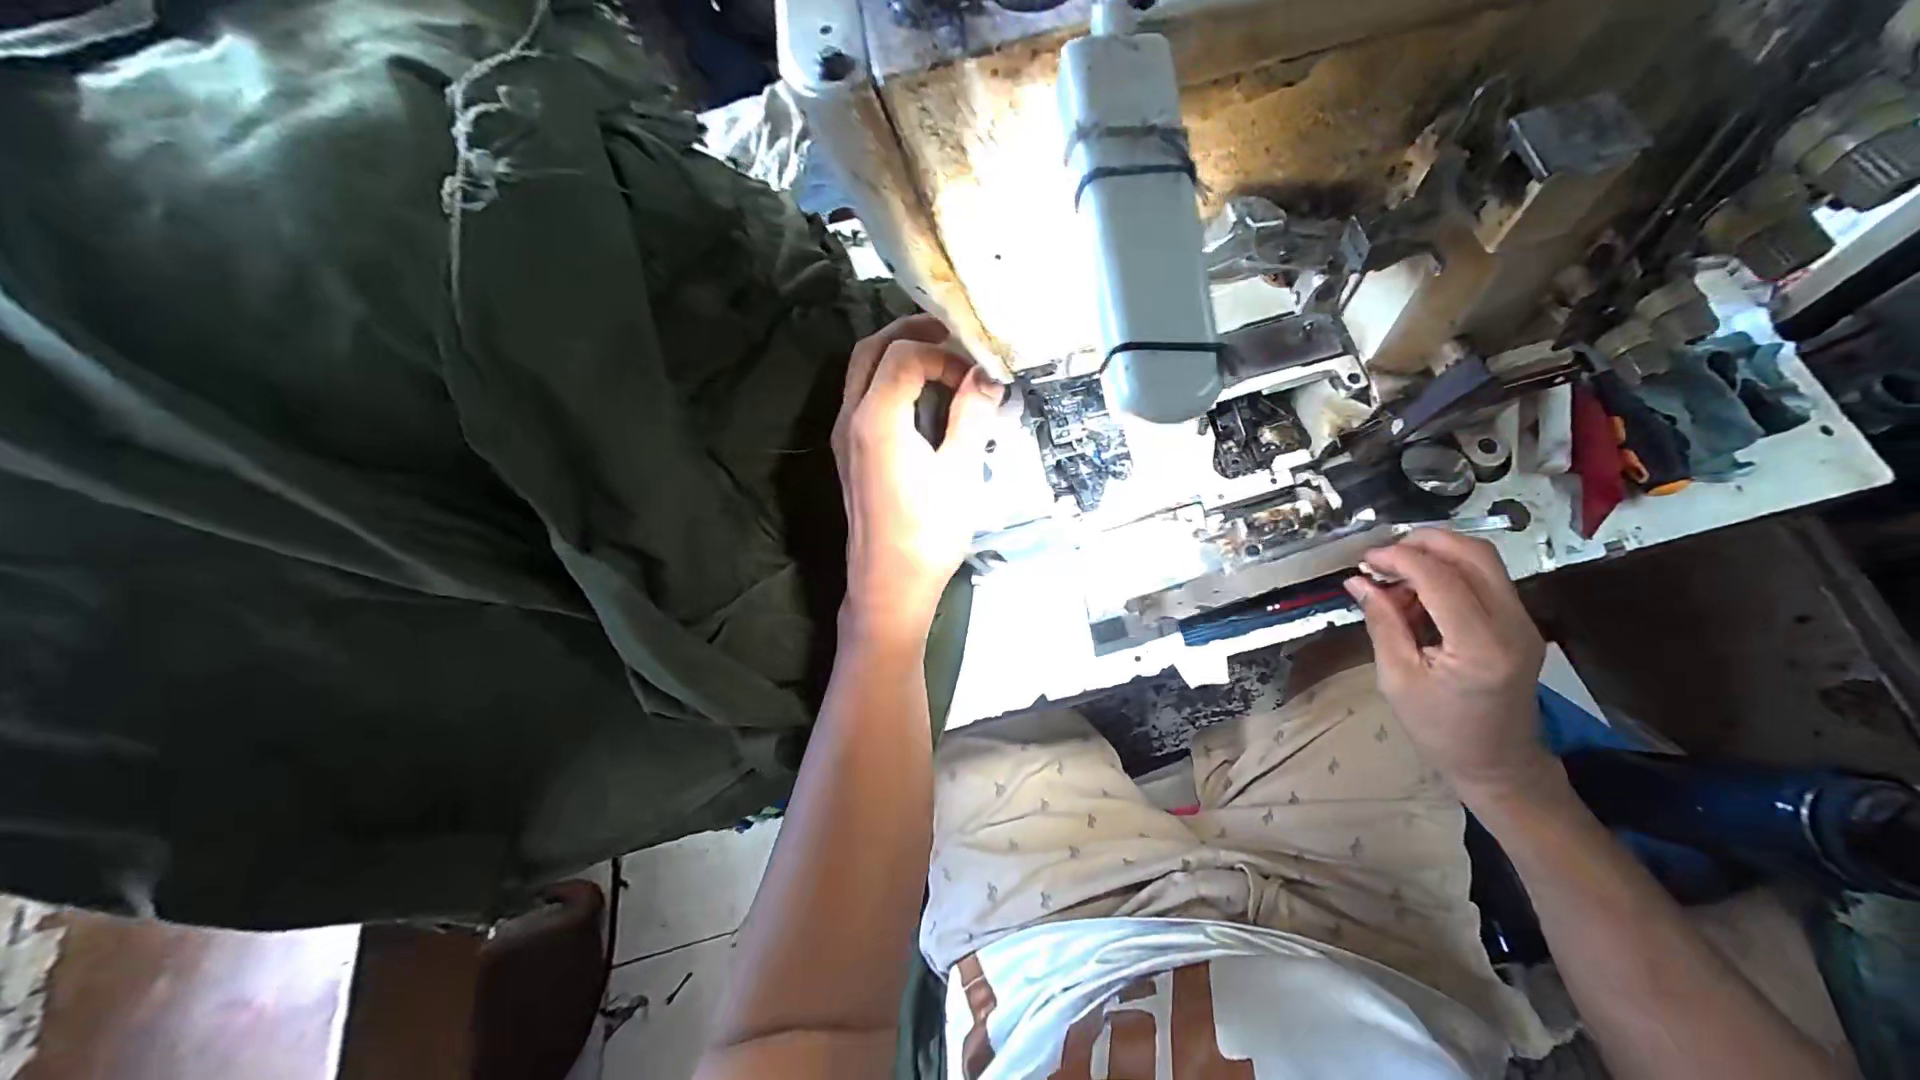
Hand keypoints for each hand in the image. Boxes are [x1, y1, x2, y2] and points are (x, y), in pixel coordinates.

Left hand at [832, 315, 1000, 637]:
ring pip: (861, 370)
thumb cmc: (928, 533)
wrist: (889, 584)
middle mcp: (850, 418)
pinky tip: (923, 395)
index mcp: (876, 419)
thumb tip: (988, 375)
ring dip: (897, 354)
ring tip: (941, 358)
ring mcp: (844, 435)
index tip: (975, 378)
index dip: (944, 354)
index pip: (905, 355)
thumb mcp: (960, 472)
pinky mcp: (849, 452)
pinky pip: (862, 395)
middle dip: (911, 333)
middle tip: (953, 336)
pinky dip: (889, 379)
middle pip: (871, 349)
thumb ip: (972, 415)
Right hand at [1343, 530, 1559, 803]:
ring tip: (1395, 580)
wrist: (1497, 762)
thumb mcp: (1396, 679)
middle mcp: (1513, 625)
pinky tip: (1417, 594)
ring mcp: (1523, 622)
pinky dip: (1447, 572)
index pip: (1441, 578)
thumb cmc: (1439, 729)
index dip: (1399, 558)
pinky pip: (1484, 578)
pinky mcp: (1520, 622)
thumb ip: (1382, 623)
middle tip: (1381, 559)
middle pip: (1473, 554)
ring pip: (1482, 560)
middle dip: (1422, 543)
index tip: (1364, 560)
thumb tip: (1359, 581)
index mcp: (1480, 646)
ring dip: (1434, 556)